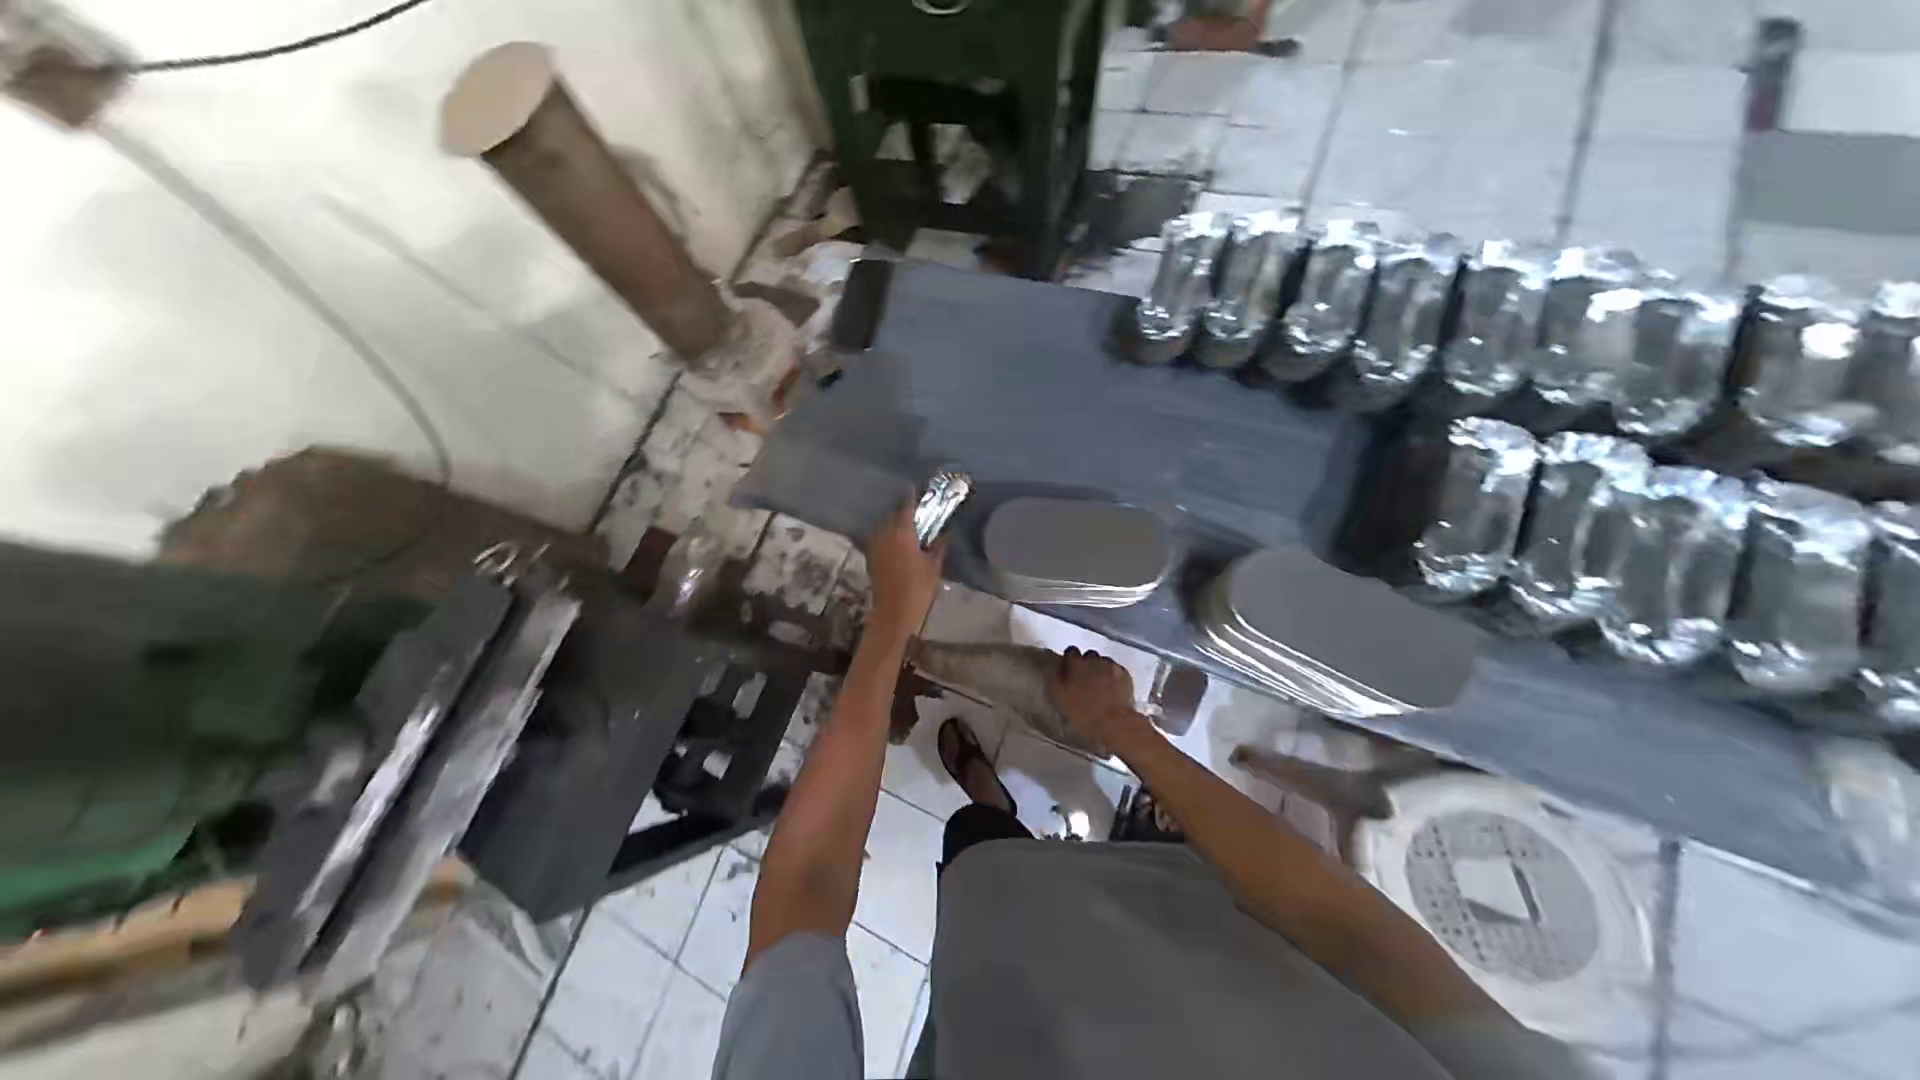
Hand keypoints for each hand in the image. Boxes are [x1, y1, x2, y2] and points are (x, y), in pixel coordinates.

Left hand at [864, 501, 946, 640]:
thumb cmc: (917, 588)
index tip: (913, 487)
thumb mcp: (934, 567)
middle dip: (902, 512)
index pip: (906, 507)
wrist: (893, 612)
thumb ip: (938, 547)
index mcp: (902, 532)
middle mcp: (885, 534)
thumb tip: (945, 535)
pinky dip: (886, 537)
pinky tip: (896, 543)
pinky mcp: (870, 558)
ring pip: (884, 527)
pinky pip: (879, 540)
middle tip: (915, 511)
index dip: (910, 496)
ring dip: (893, 524)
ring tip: (906, 527)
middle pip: (892, 515)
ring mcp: (875, 546)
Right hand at [1049, 647, 1145, 747]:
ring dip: (1100, 670)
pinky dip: (1113, 677)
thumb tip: (1056, 667)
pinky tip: (1112, 690)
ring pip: (1103, 662)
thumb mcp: (1058, 697)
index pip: (1070, 651)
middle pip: (1088, 656)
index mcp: (1076, 664)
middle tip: (1084, 681)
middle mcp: (1094, 660)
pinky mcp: (1125, 675)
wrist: (1114, 723)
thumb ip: (1055, 677)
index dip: (1070, 661)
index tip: (1069, 671)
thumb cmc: (1082, 713)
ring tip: (1100, 687)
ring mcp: (1111, 666)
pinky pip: (1116, 671)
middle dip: (1086, 665)